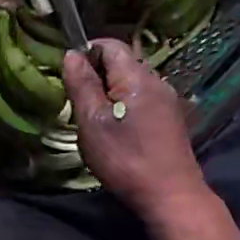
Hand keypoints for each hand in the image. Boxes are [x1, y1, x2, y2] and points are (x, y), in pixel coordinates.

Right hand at [63, 39, 212, 219]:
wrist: (170, 196)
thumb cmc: (125, 158)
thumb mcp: (93, 121)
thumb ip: (81, 84)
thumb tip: (71, 53)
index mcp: (136, 76)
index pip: (109, 44)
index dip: (85, 53)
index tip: (68, 77)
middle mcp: (156, 80)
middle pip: (121, 61)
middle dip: (95, 74)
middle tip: (77, 101)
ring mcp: (166, 99)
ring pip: (130, 81)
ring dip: (108, 91)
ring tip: (93, 117)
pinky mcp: (170, 117)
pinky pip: (141, 97)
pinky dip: (123, 104)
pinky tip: (115, 129)